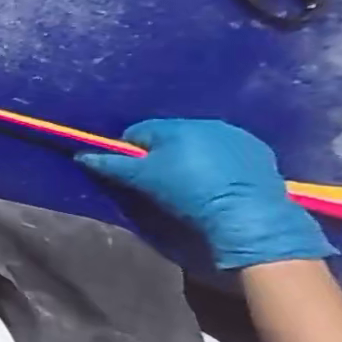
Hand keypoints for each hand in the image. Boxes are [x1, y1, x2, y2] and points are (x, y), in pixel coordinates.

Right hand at [77, 119, 336, 269]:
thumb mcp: (141, 181)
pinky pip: (227, 154)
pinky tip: (216, 187)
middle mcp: (206, 123)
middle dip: (161, 155)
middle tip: (159, 183)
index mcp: (175, 126)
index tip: (132, 175)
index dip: (129, 153)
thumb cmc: (187, 194)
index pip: (138, 132)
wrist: (249, 218)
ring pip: (199, 145)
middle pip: (169, 137)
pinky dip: (217, 166)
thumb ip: (110, 165)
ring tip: (189, 187)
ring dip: (190, 159)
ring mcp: (237, 137)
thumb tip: (81, 154)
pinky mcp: (260, 154)